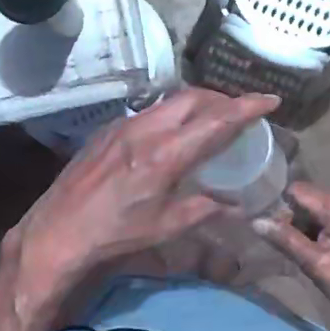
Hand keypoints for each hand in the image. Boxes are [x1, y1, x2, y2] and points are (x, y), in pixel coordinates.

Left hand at [4, 89, 279, 311]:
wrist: (59, 229)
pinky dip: (171, 114)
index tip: (270, 100)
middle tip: (242, 111)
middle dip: (222, 99)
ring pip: (169, 102)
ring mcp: (122, 126)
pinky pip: (149, 112)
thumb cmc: (115, 233)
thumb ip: (205, 209)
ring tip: (212, 119)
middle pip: (192, 98)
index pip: (215, 121)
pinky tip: (173, 132)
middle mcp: (144, 130)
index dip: (247, 108)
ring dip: (196, 104)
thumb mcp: (165, 226)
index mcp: (164, 155)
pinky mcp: (107, 130)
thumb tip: (238, 206)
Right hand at [252, 182, 329, 330]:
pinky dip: (311, 233)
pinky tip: (305, 251)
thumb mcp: (317, 264)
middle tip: (272, 238)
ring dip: (298, 226)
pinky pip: (324, 222)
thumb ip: (287, 240)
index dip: (276, 201)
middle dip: (286, 216)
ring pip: (313, 212)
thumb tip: (256, 221)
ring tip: (286, 247)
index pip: (297, 190)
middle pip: (305, 199)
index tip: (259, 216)